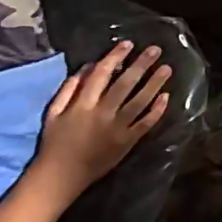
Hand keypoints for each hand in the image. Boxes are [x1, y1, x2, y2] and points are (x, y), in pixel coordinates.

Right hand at [28, 41, 172, 195]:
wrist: (60, 178)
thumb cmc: (55, 143)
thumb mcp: (53, 113)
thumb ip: (69, 89)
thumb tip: (88, 66)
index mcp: (82, 105)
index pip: (102, 74)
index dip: (115, 57)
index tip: (128, 44)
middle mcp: (102, 113)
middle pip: (125, 84)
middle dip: (141, 64)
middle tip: (156, 49)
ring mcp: (117, 128)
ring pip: (140, 101)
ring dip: (155, 84)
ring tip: (167, 69)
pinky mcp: (127, 142)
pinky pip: (145, 123)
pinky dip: (156, 110)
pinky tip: (166, 97)